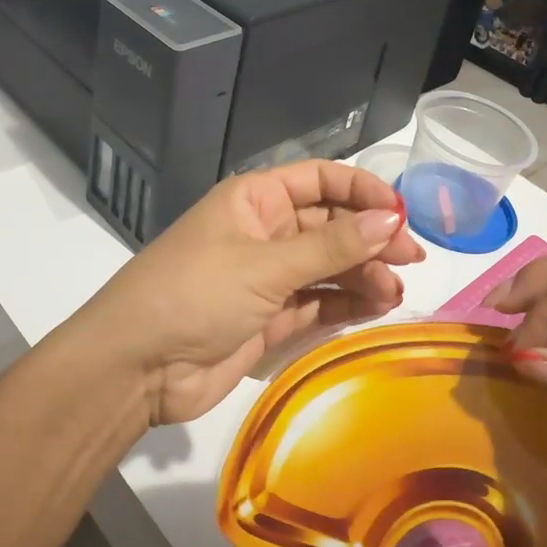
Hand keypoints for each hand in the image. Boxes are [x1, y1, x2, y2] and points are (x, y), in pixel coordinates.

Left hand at [76, 159, 425, 425]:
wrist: (136, 367)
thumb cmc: (195, 293)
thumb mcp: (265, 265)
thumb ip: (330, 246)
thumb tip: (391, 219)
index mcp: (254, 199)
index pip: (319, 179)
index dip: (361, 191)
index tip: (401, 212)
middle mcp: (264, 231)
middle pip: (329, 224)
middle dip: (369, 237)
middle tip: (410, 258)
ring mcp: (267, 276)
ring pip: (328, 266)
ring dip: (363, 274)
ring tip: (394, 292)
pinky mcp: (270, 318)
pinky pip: (317, 302)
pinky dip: (346, 303)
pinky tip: (376, 307)